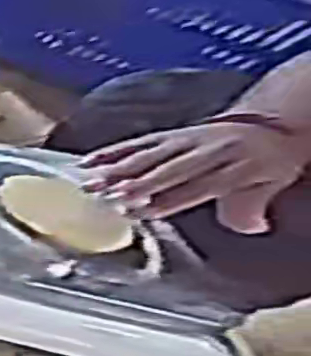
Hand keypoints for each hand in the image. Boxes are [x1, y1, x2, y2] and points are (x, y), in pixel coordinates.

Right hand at [82, 119, 308, 233]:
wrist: (268, 128)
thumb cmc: (262, 164)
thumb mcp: (269, 184)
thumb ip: (249, 207)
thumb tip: (250, 228)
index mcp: (242, 164)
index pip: (200, 186)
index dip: (167, 201)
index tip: (134, 213)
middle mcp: (213, 150)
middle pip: (171, 169)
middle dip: (140, 183)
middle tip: (111, 196)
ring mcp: (186, 140)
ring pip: (148, 156)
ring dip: (116, 171)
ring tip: (90, 184)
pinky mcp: (166, 135)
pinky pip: (134, 143)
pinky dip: (108, 153)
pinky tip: (85, 164)